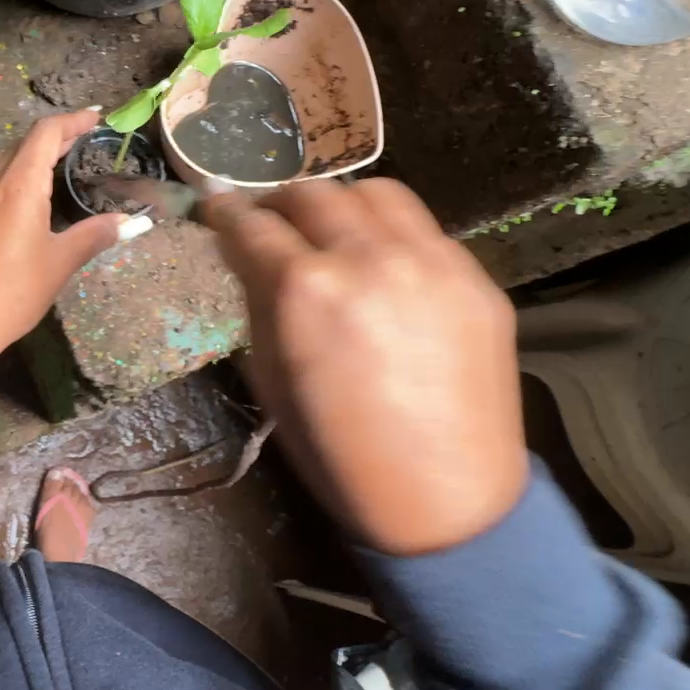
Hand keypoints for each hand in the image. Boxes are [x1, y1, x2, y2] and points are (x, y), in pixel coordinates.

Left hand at [0, 111, 127, 362]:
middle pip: (23, 143)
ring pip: (3, 161)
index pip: (45, 134)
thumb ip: (95, 235)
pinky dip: (14, 175)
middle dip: (54, 136)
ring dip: (31, 155)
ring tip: (58, 163)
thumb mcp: (60, 262)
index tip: (97, 119)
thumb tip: (133, 222)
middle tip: (84, 140)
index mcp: (18, 185)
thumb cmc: (14, 291)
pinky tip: (27, 195)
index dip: (72, 121)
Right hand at [202, 179, 525, 555]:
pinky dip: (386, 231)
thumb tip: (250, 261)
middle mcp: (368, 257)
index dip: (224, 212)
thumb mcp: (269, 378)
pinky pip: (421, 228)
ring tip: (325, 230)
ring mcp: (431, 261)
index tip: (213, 208)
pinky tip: (378, 264)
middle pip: (312, 193)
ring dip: (337, 203)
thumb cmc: (336, 450)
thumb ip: (258, 305)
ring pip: (376, 192)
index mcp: (305, 289)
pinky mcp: (475, 277)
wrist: (444, 498)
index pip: (252, 225)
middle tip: (265, 221)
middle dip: (277, 201)